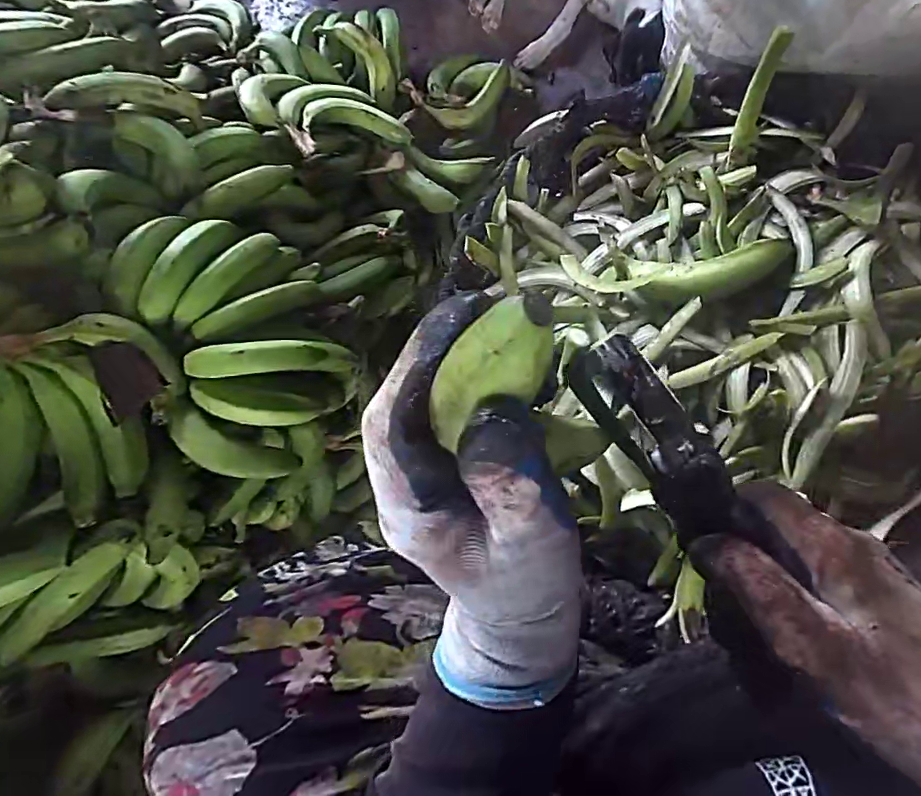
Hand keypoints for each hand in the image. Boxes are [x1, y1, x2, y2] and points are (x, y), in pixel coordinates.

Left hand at [362, 289, 580, 709]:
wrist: (520, 617)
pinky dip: (473, 370)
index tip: (460, 319)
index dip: (418, 364)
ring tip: (495, 314)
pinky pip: (448, 403)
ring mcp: (421, 467)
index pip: (389, 424)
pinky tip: (503, 351)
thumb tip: (494, 407)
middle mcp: (400, 478)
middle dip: (437, 345)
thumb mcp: (531, 542)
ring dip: (454, 350)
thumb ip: (510, 483)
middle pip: (401, 398)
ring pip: (422, 395)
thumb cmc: (525, 587)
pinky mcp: (446, 455)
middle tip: (483, 303)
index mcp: (407, 505)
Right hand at [691, 482, 920, 794]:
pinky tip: (797, 637)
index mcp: (834, 545)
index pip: (765, 494)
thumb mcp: (819, 651)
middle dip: (744, 551)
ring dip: (768, 577)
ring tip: (759, 630)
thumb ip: (762, 591)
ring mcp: (870, 565)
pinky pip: (820, 574)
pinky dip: (795, 593)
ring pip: (796, 549)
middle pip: (778, 521)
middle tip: (730, 605)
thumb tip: (709, 542)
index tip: (707, 550)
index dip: (729, 509)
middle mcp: (851, 541)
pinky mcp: (882, 591)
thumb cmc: (901, 699)